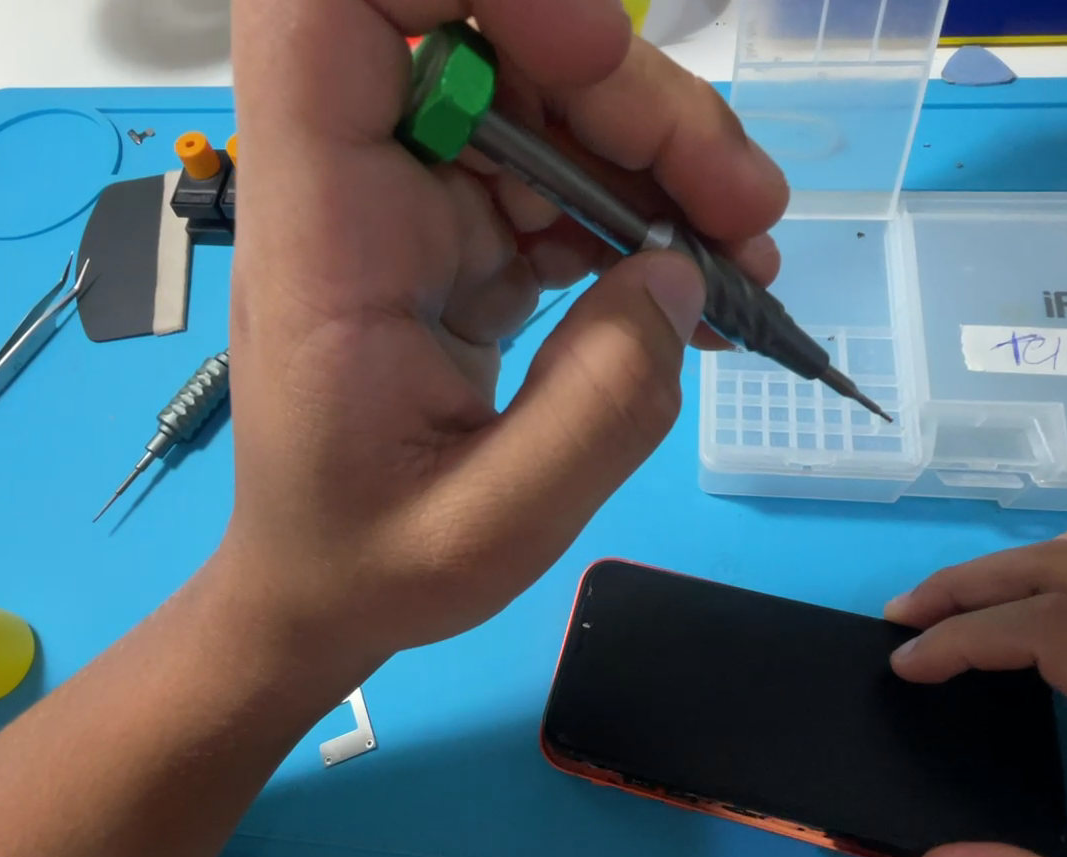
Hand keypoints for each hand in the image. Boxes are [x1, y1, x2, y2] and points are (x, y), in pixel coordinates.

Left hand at [218, 1, 785, 672]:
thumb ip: (598, 411)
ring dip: (655, 159)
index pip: (337, 6)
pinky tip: (690, 281)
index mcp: (325, 237)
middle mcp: (358, 194)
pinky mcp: (454, 248)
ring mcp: (410, 214)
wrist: (323, 588)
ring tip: (741, 253)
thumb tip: (679, 273)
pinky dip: (632, 216)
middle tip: (743, 206)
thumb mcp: (492, 526)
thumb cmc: (369, 565)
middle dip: (630, 100)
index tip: (593, 55)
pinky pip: (554, 187)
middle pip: (489, 46)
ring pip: (540, 108)